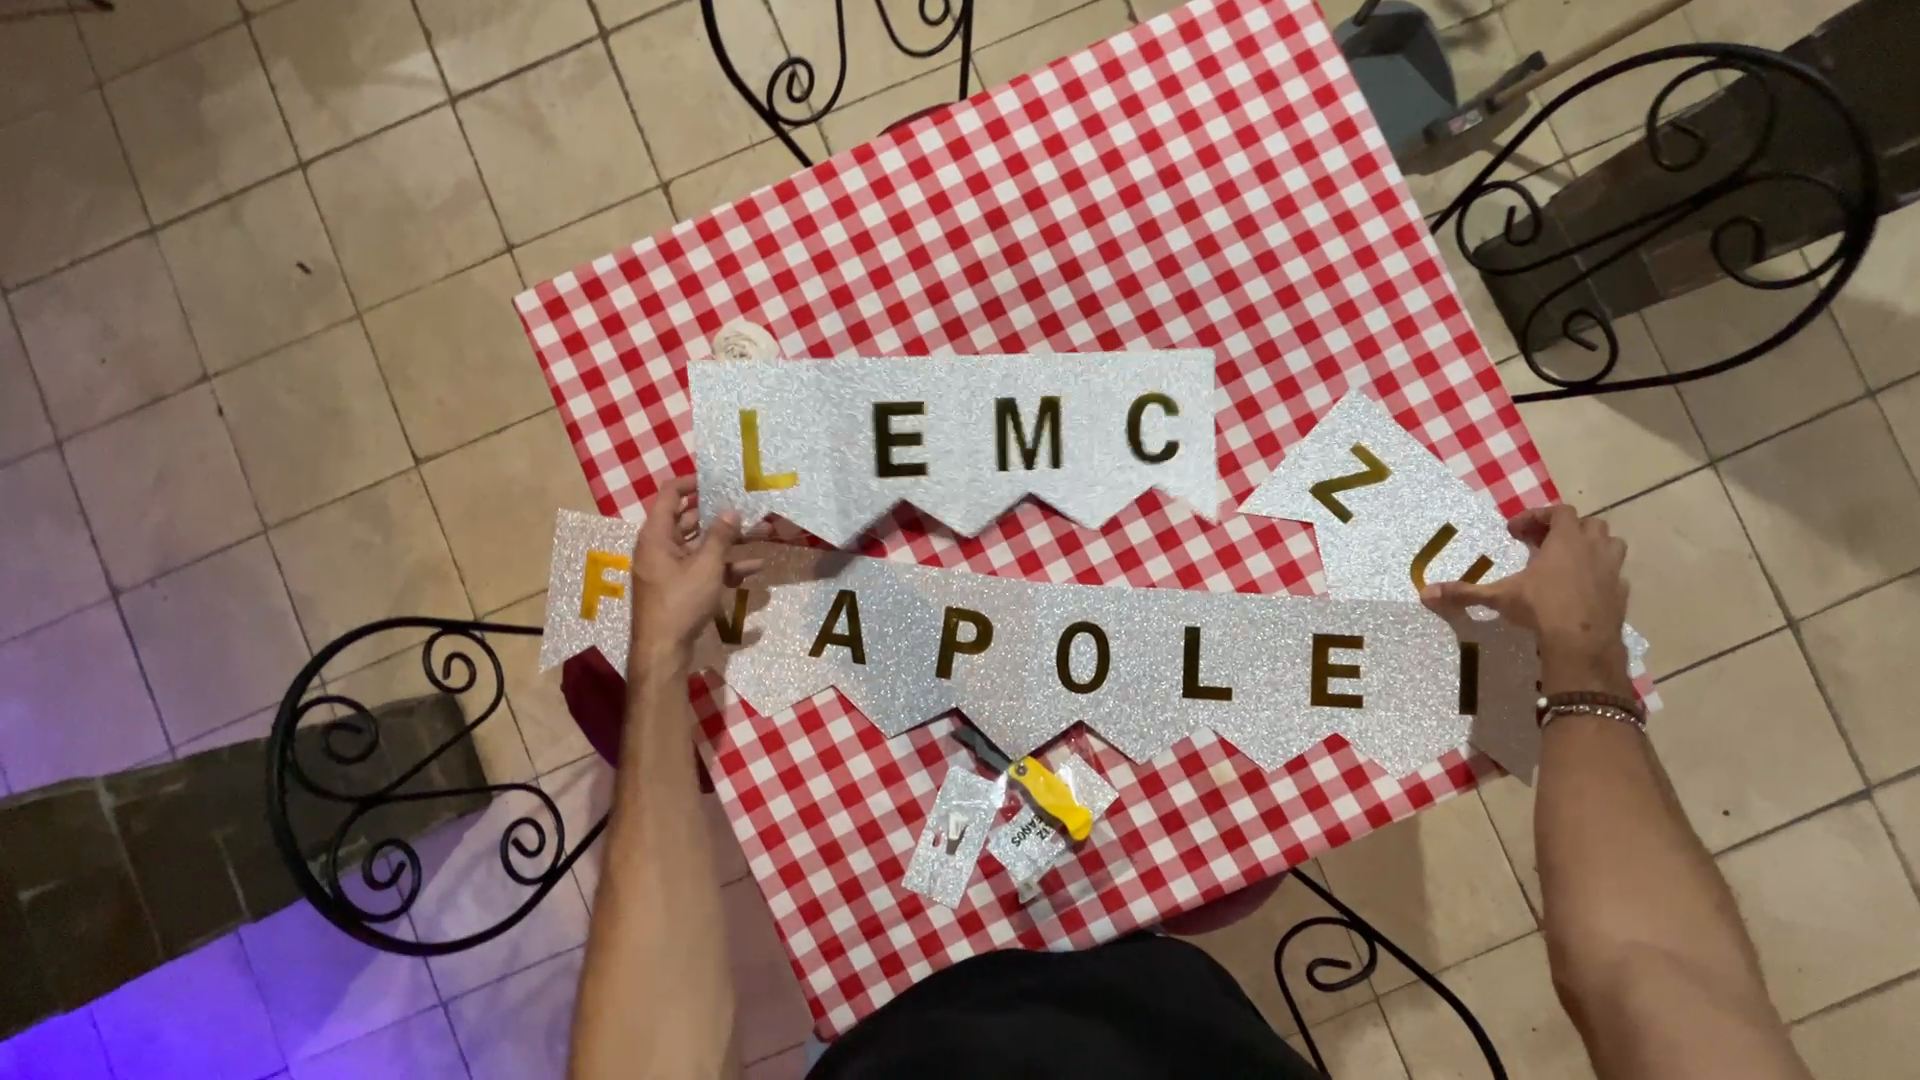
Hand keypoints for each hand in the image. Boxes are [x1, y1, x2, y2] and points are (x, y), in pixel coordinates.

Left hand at [628, 477, 763, 677]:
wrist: (663, 649)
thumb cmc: (680, 601)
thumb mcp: (706, 566)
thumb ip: (720, 536)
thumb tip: (731, 511)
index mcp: (656, 535)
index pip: (670, 495)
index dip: (691, 483)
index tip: (717, 478)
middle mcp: (660, 547)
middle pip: (690, 520)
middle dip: (721, 515)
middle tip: (748, 506)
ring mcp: (670, 568)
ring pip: (702, 546)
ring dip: (730, 541)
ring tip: (762, 534)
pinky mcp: (681, 587)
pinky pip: (704, 568)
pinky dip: (725, 566)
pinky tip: (754, 568)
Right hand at [1421, 504, 1631, 693]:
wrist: (1583, 643)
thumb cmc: (1541, 608)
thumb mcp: (1498, 597)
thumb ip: (1464, 592)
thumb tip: (1425, 593)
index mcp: (1565, 542)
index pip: (1559, 511)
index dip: (1536, 516)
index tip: (1514, 531)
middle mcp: (1593, 550)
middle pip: (1589, 524)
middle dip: (1566, 529)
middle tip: (1541, 543)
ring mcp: (1612, 571)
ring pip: (1611, 544)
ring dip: (1591, 546)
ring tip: (1567, 561)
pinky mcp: (1621, 593)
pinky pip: (1614, 574)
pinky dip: (1599, 575)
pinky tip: (1580, 590)